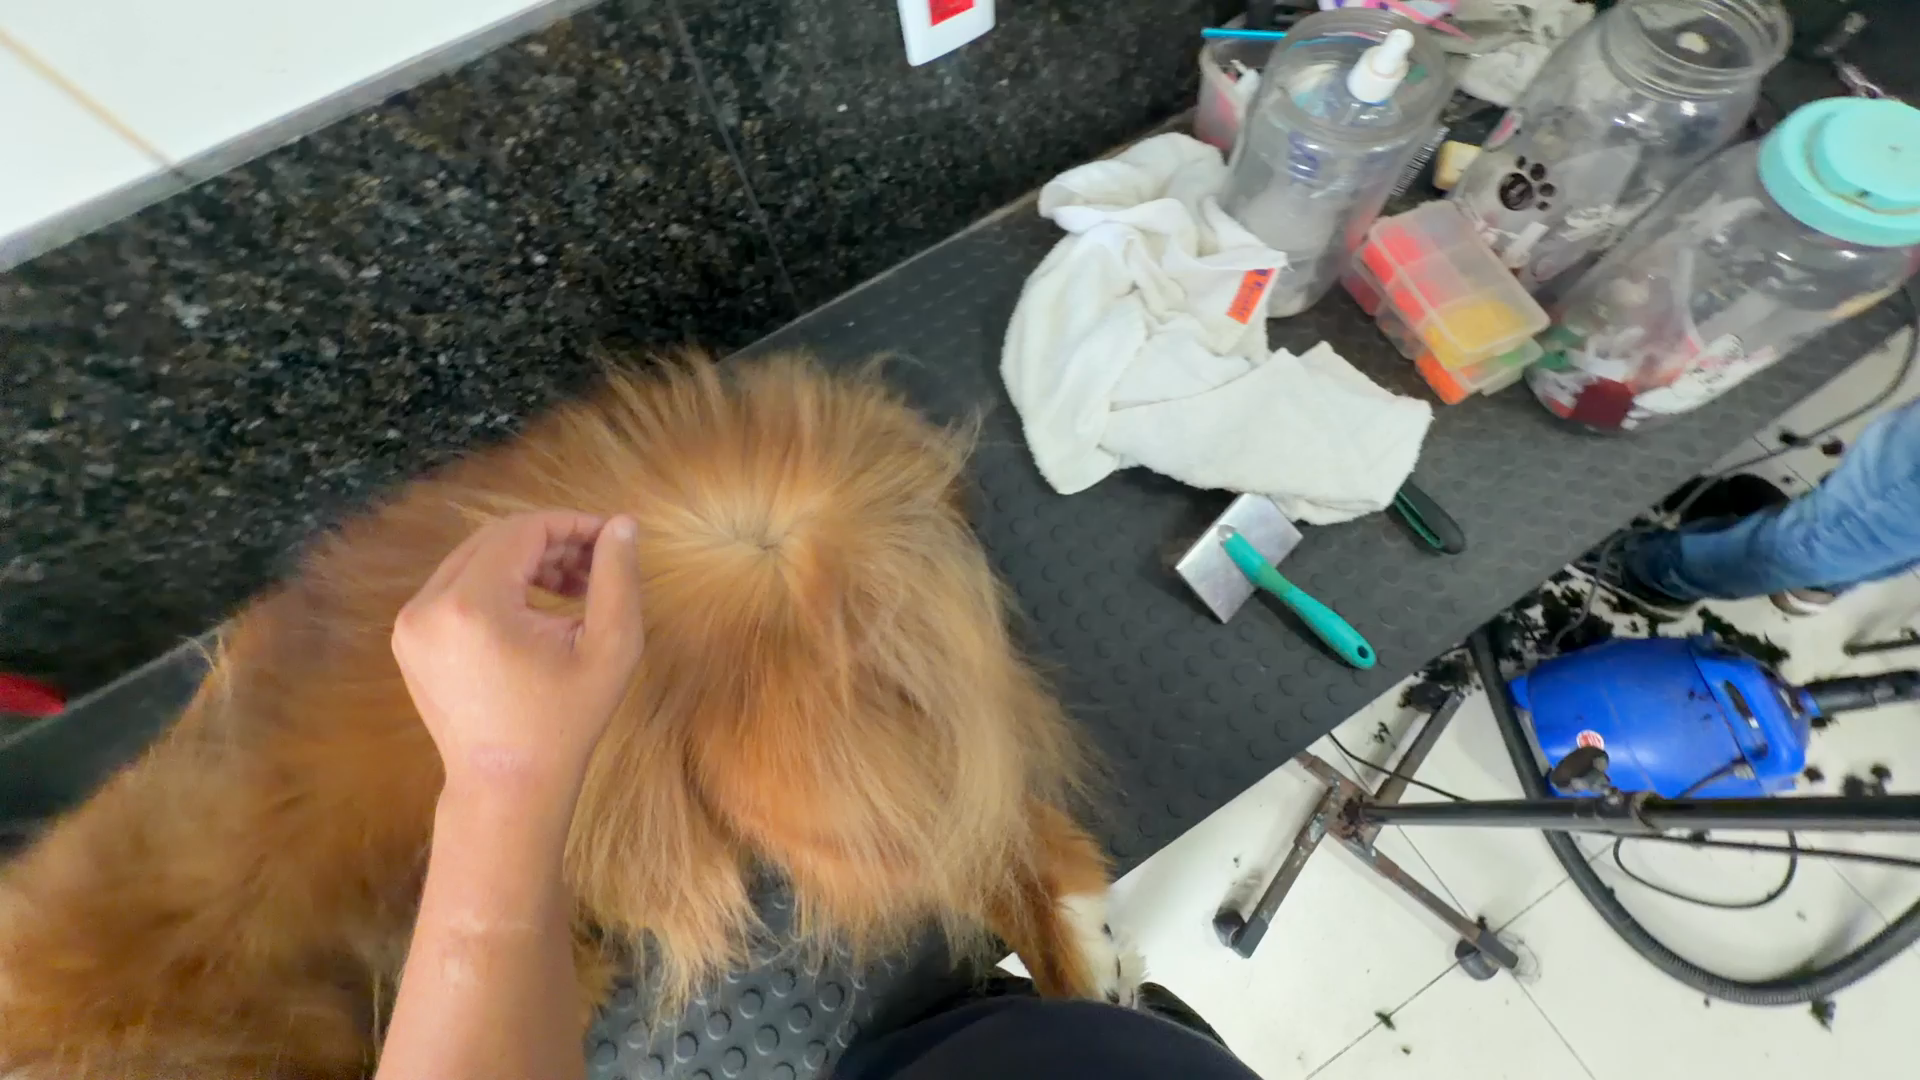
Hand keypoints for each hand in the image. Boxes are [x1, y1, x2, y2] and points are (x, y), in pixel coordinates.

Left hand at [393, 511, 644, 806]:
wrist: (509, 783)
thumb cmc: (568, 717)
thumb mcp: (611, 645)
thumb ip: (617, 577)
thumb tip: (623, 523)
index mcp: (473, 605)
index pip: (524, 530)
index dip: (574, 525)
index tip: (612, 541)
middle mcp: (427, 606)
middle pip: (496, 538)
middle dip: (553, 541)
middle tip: (598, 566)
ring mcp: (411, 624)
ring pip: (476, 559)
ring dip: (529, 560)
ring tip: (575, 589)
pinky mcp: (410, 639)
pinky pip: (459, 586)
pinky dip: (502, 583)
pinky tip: (539, 610)